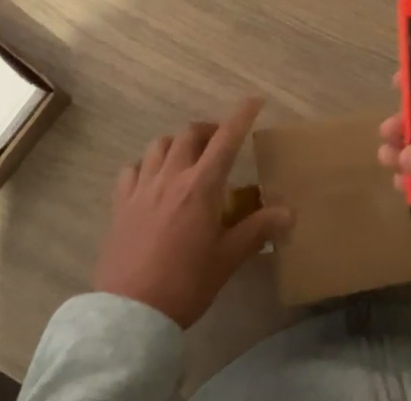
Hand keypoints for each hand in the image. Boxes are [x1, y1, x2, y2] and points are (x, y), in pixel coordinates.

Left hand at [93, 98, 291, 327]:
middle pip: (189, 134)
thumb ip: (257, 230)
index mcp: (201, 187)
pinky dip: (146, 165)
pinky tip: (152, 181)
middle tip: (221, 142)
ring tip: (187, 159)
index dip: (241, 115)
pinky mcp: (120, 204)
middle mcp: (171, 177)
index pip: (225, 139)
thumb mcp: (228, 259)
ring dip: (177, 144)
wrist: (132, 312)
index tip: (254, 100)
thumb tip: (289, 212)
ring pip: (159, 145)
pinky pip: (132, 169)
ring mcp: (142, 188)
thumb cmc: (186, 284)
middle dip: (208, 130)